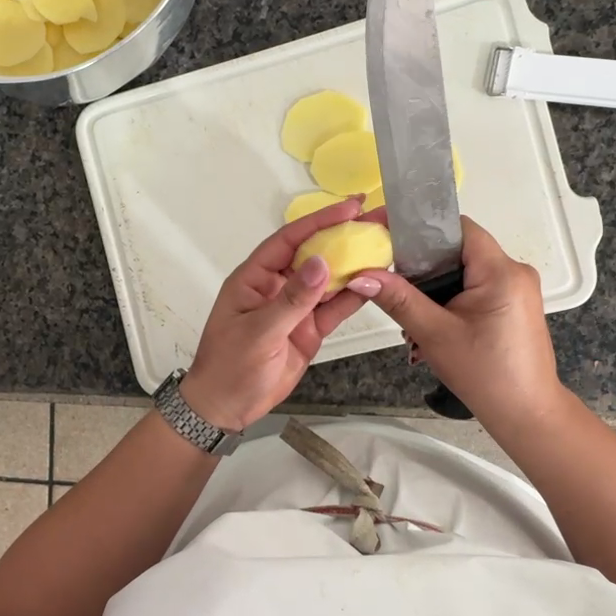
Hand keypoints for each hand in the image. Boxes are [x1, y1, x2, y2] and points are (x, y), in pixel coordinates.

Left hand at [181, 199, 372, 430]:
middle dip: (345, 236)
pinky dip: (355, 296)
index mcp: (254, 279)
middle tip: (381, 219)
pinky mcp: (308, 330)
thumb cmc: (230, 367)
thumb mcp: (259, 332)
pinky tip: (378, 281)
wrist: (226, 408)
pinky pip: (334, 307)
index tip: (353, 207)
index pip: (289, 240)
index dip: (320, 221)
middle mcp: (275, 287)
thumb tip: (322, 262)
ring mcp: (294, 309)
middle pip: (314, 254)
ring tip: (389, 244)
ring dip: (356, 264)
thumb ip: (292, 300)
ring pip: (328, 280)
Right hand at [355, 217, 567, 428]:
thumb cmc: (484, 373)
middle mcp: (513, 271)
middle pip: (456, 250)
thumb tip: (360, 276)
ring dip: (431, 289)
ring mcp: (514, 289)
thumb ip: (398, 299)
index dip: (419, 228)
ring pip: (461, 272)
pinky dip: (446, 301)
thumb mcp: (434, 334)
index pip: (457, 228)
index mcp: (500, 271)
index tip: (384, 236)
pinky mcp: (511, 306)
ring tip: (410, 317)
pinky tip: (429, 327)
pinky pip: (472, 289)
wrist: (526, 413)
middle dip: (420, 267)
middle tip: (389, 285)